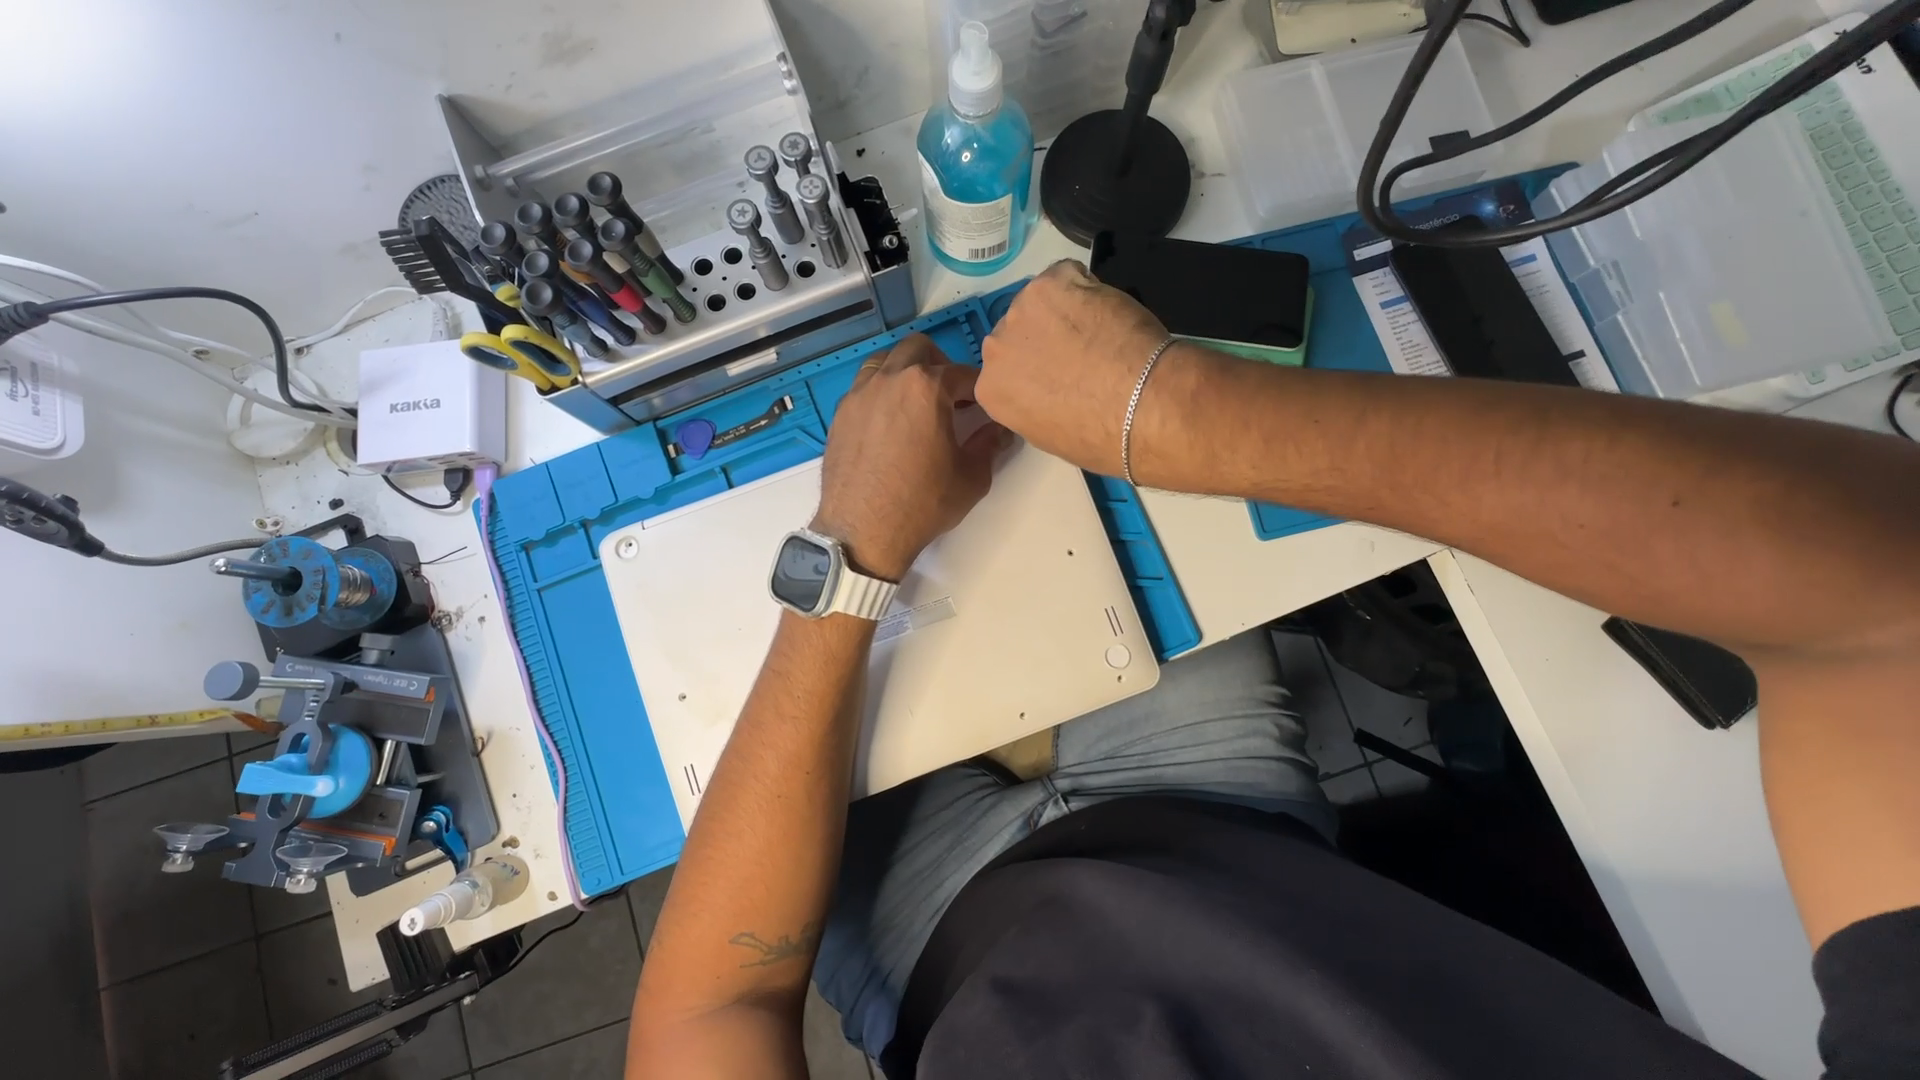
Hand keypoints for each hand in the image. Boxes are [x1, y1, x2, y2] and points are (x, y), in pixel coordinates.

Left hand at [812, 334, 1010, 580]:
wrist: (863, 532)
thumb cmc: (921, 505)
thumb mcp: (971, 477)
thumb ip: (989, 445)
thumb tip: (1001, 431)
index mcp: (926, 387)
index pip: (963, 373)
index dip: (980, 388)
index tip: (985, 405)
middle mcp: (890, 379)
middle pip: (920, 349)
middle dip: (941, 365)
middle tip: (952, 396)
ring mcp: (860, 394)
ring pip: (886, 359)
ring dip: (907, 370)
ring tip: (918, 401)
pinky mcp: (841, 413)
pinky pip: (864, 385)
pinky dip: (882, 390)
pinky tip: (890, 420)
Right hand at [976, 260, 1172, 476]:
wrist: (1140, 404)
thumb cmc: (1102, 435)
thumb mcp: (1049, 434)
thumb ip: (1032, 403)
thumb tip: (1046, 388)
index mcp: (992, 390)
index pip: (1005, 369)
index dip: (1035, 367)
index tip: (1057, 372)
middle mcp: (996, 347)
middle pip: (1018, 331)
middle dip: (1044, 338)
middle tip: (1081, 354)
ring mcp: (1022, 309)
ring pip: (1042, 301)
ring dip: (1065, 311)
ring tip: (1099, 334)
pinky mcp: (1053, 282)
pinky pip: (1069, 275)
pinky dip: (1087, 287)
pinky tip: (1107, 313)